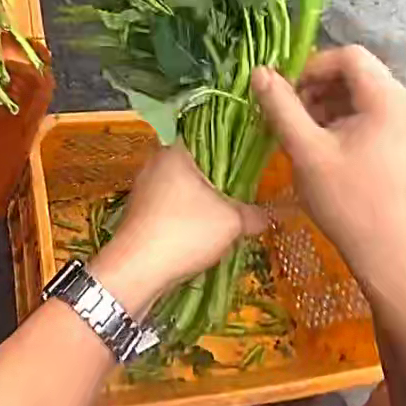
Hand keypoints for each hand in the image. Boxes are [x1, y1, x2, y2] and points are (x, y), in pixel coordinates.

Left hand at [90, 145, 266, 315]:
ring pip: (181, 187)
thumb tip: (269, 216)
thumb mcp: (231, 222)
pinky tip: (201, 232)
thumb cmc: (184, 232)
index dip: (230, 150)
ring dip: (201, 201)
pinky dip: (185, 215)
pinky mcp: (138, 210)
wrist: (137, 269)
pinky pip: (169, 205)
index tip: (248, 164)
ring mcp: (143, 187)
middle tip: (241, 194)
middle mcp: (155, 163)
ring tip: (225, 216)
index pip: (206, 137)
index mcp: (174, 152)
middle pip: (194, 164)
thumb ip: (253, 214)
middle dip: (217, 180)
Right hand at [251, 46, 405, 278]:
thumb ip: (281, 106)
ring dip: (330, 105)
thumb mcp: (305, 150)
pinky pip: (376, 115)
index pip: (349, 56)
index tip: (288, 94)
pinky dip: (348, 120)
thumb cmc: (348, 200)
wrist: (391, 253)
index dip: (312, 67)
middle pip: (358, 75)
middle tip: (292, 117)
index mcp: (390, 100)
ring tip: (306, 135)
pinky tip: (328, 147)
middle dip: (319, 89)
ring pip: (365, 95)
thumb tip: (259, 72)